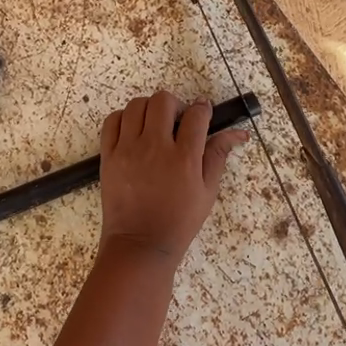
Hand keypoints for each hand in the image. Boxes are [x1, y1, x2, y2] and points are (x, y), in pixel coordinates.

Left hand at [97, 91, 248, 264]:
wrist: (140, 245)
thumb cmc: (179, 221)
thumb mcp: (207, 192)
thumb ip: (218, 156)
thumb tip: (237, 132)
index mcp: (184, 158)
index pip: (196, 115)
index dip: (203, 108)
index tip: (203, 111)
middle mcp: (155, 147)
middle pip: (163, 100)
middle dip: (175, 104)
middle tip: (177, 121)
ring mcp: (128, 149)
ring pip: (137, 105)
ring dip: (149, 109)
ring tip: (154, 125)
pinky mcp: (108, 156)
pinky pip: (112, 121)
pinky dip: (124, 119)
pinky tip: (133, 131)